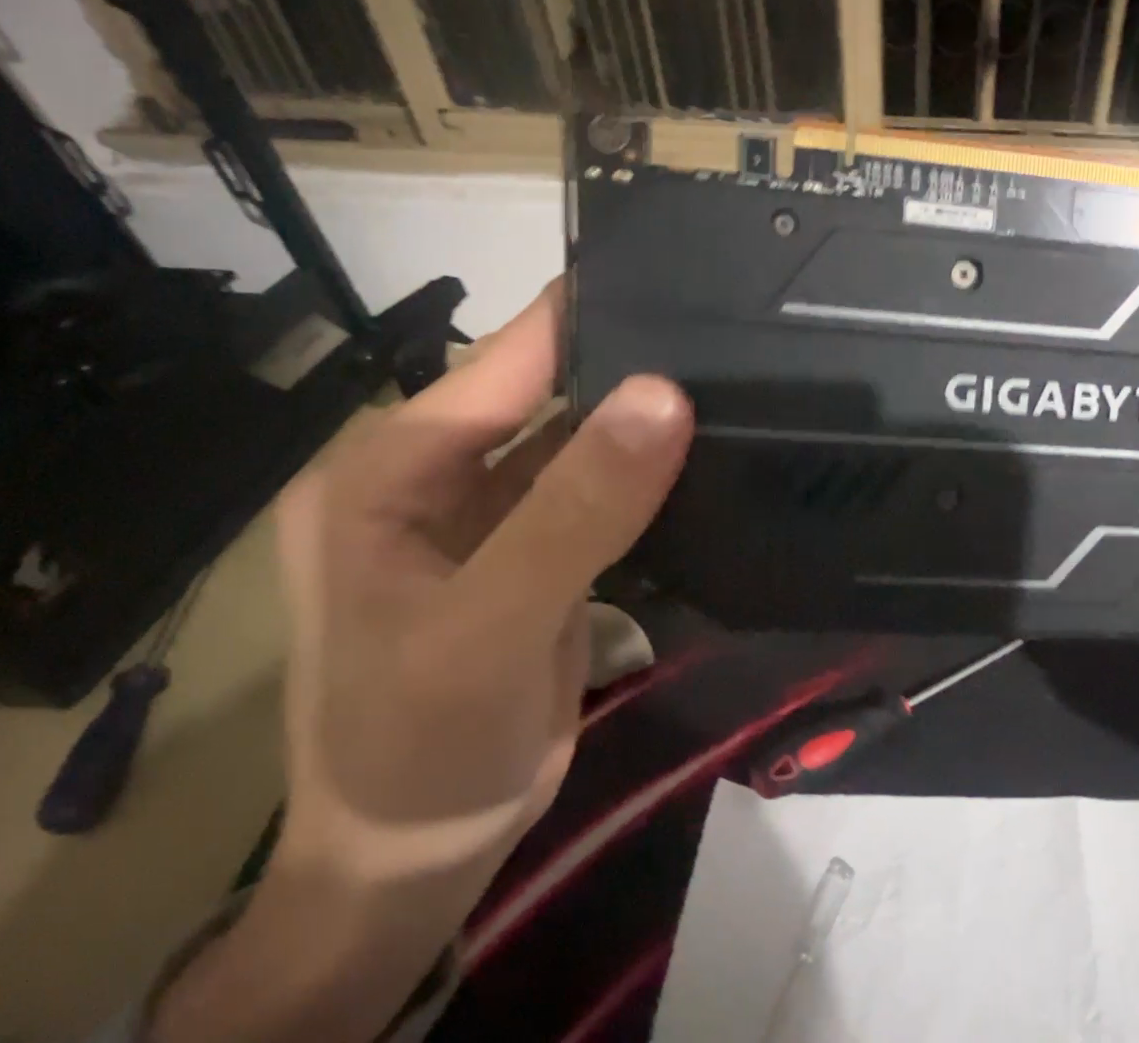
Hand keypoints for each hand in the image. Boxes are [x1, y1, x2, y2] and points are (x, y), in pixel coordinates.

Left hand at [151, 281, 691, 1041]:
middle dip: (636, 372)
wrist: (420, 856)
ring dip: (651, 431)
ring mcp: (493, 525)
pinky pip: (601, 506)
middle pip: (551, 399)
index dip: (593, 318)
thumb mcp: (489, 622)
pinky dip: (651, 488)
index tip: (691, 281)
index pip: (506, 361)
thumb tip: (668, 396)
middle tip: (746, 342)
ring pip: (585, 452)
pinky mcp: (540, 566)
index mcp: (389, 467)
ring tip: (749, 390)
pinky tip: (715, 467)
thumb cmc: (421, 741)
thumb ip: (576, 510)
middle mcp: (437, 479)